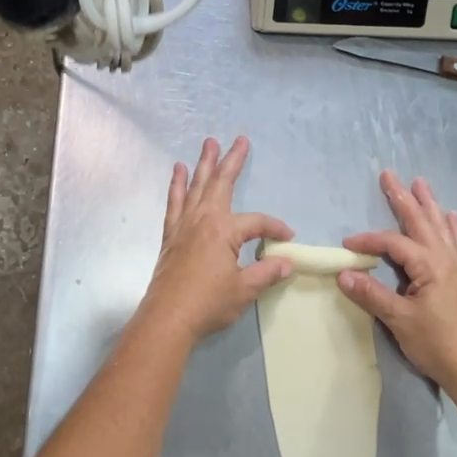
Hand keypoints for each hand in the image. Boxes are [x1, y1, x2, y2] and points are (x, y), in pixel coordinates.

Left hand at [137, 136, 293, 343]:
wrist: (168, 317)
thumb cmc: (208, 303)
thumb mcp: (244, 290)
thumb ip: (266, 273)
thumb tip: (288, 262)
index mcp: (224, 230)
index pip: (256, 222)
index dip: (274, 228)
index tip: (287, 238)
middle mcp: (203, 218)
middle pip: (221, 183)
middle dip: (232, 160)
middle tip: (240, 139)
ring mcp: (184, 224)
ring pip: (197, 185)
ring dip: (204, 163)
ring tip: (209, 142)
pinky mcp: (171, 233)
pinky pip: (175, 201)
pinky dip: (177, 184)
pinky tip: (179, 170)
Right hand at [337, 172, 456, 403]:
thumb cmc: (436, 344)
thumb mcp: (399, 320)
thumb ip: (371, 295)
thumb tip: (342, 274)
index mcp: (429, 266)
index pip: (393, 243)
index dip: (369, 240)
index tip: (348, 245)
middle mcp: (445, 260)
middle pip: (420, 222)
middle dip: (403, 198)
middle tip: (389, 175)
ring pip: (440, 228)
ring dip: (429, 205)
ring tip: (421, 183)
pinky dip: (454, 229)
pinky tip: (453, 216)